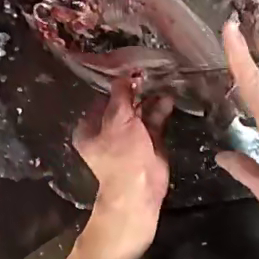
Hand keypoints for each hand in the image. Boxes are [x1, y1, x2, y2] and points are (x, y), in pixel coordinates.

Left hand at [73, 77, 173, 241]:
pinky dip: (160, 111)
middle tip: (148, 73)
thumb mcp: (117, 120)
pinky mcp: (149, 142)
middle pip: (122, 104)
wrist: (140, 189)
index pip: (101, 99)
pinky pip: (154, 122)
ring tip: (161, 83)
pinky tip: (168, 99)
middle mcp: (109, 130)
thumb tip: (122, 75)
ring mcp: (130, 137)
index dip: (115, 85)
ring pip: (140, 112)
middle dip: (135, 91)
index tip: (128, 69)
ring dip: (150, 99)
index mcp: (90, 127)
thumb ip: (120, 96)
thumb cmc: (121, 155)